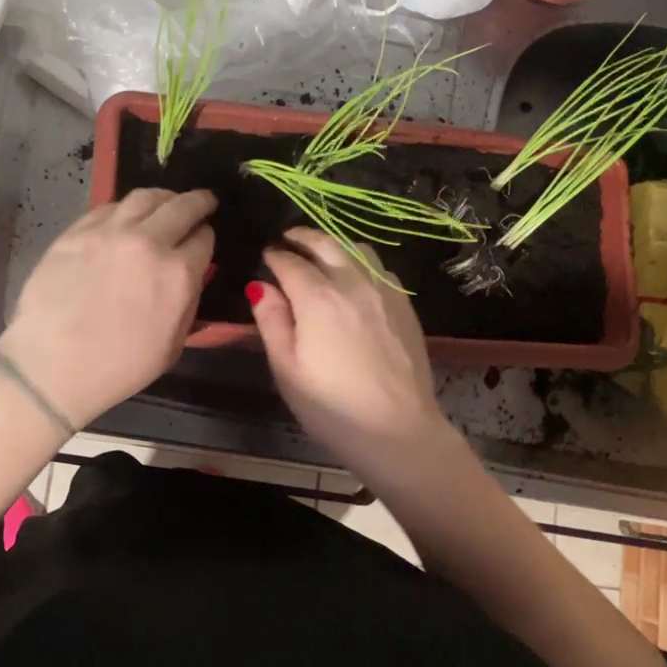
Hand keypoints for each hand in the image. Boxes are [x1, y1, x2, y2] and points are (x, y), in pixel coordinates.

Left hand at [0, 189, 215, 426]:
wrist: (52, 366)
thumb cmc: (119, 368)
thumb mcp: (172, 346)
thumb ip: (189, 303)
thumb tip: (194, 275)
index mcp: (178, 274)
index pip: (204, 238)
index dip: (207, 238)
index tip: (205, 239)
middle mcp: (148, 242)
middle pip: (182, 206)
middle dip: (198, 202)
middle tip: (203, 201)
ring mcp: (109, 232)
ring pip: (145, 197)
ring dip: (163, 198)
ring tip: (166, 202)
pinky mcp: (76, 231)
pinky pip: (108, 208)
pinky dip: (125, 209)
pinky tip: (125, 217)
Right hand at [248, 229, 454, 473]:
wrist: (396, 429)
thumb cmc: (331, 406)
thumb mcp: (286, 369)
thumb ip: (272, 321)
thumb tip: (261, 286)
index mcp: (317, 297)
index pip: (290, 261)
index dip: (274, 255)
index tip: (265, 255)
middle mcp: (352, 283)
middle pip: (326, 243)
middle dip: (302, 237)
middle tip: (288, 238)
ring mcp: (384, 291)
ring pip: (357, 249)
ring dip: (335, 245)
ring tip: (322, 254)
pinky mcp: (405, 305)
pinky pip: (380, 268)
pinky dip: (360, 263)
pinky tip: (356, 279)